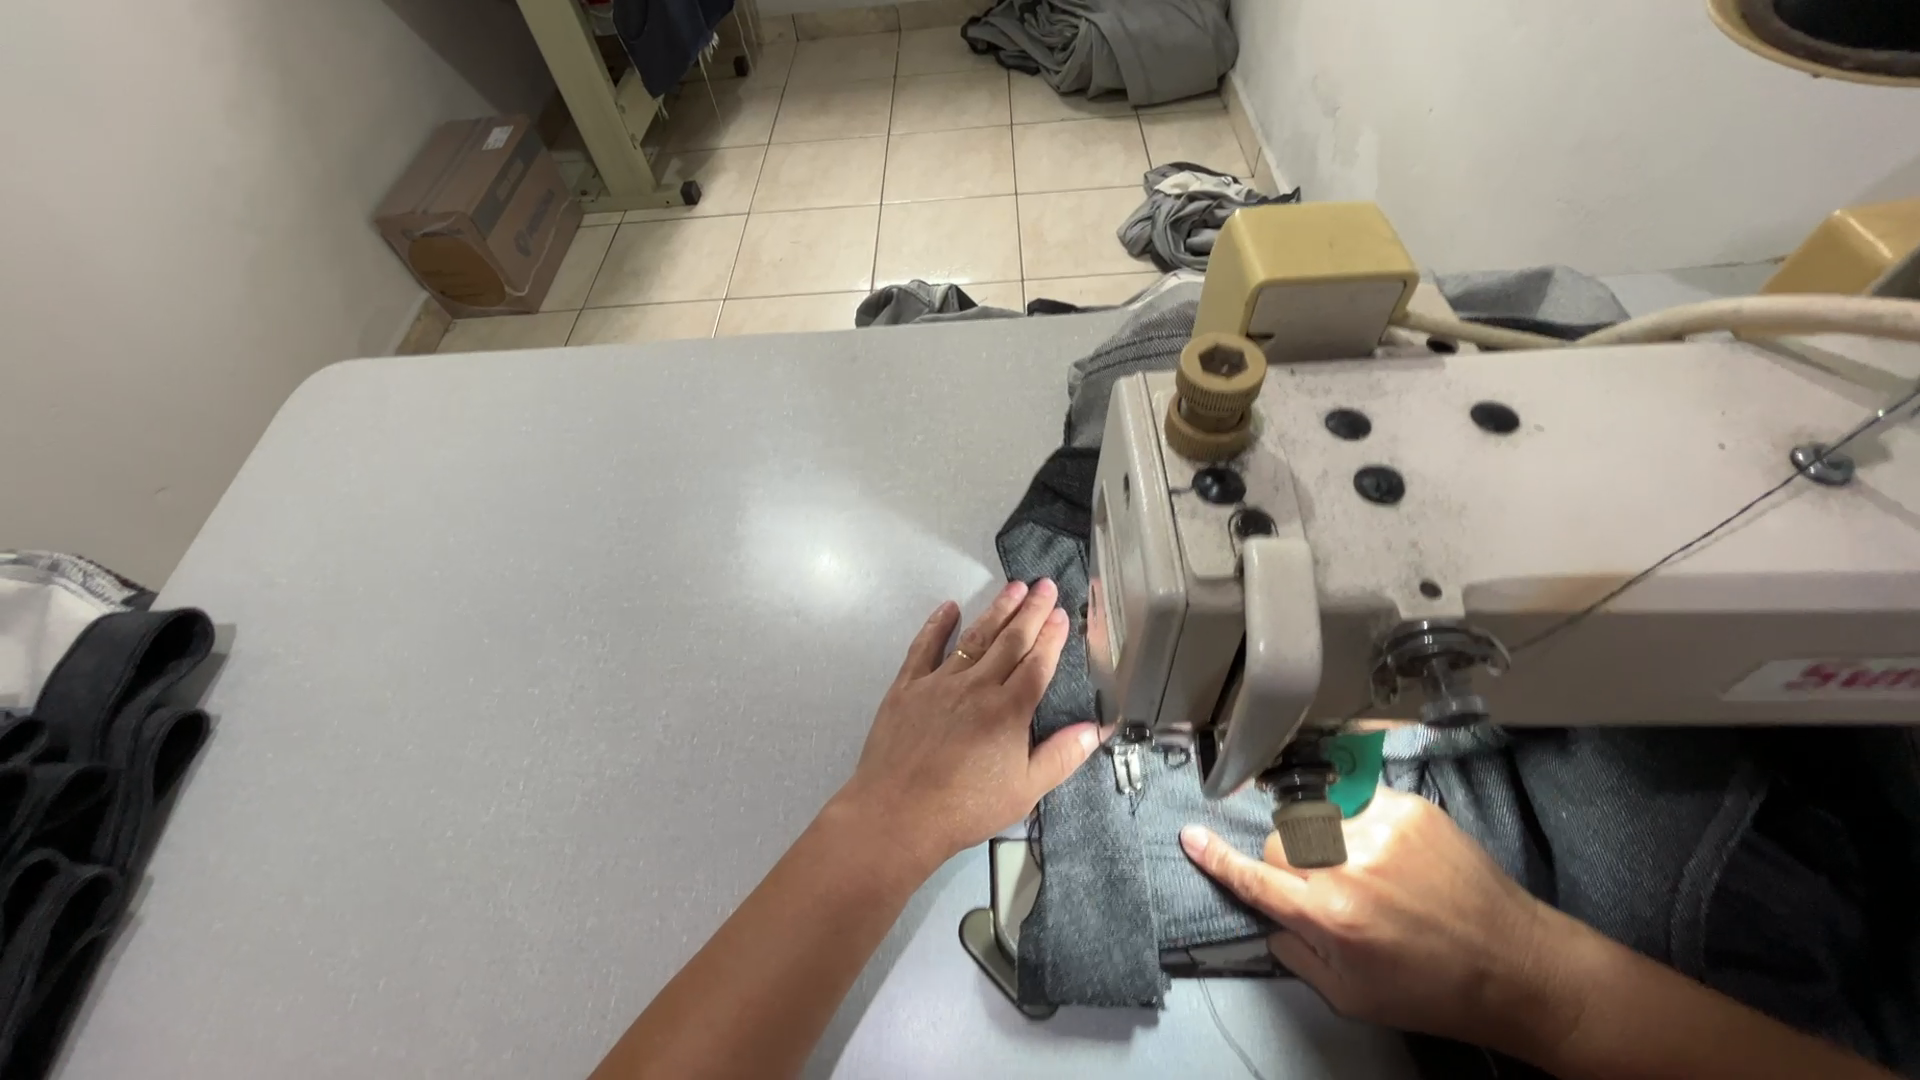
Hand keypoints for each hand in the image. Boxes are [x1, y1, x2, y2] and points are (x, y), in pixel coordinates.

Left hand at [833, 580, 1102, 874]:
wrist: (897, 814)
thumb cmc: (964, 807)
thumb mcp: (1024, 791)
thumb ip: (1061, 756)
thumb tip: (1095, 729)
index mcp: (1008, 710)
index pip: (1037, 662)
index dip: (1052, 636)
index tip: (1062, 614)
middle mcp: (977, 686)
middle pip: (1010, 640)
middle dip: (1031, 610)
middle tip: (1045, 585)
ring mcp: (939, 682)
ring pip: (974, 636)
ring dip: (996, 610)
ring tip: (1013, 588)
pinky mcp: (907, 686)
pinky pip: (924, 647)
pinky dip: (937, 624)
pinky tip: (949, 608)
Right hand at [1181, 787, 1576, 1056]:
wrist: (1521, 968)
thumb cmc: (1435, 991)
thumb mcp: (1351, 996)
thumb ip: (1295, 954)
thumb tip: (1267, 917)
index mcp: (1330, 918)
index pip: (1253, 878)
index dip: (1216, 858)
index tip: (1191, 836)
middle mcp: (1349, 868)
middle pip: (1279, 840)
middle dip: (1292, 864)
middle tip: (1328, 889)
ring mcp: (1380, 831)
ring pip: (1314, 818)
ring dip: (1327, 842)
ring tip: (1370, 872)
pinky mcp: (1408, 809)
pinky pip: (1355, 802)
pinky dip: (1362, 825)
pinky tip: (1393, 854)